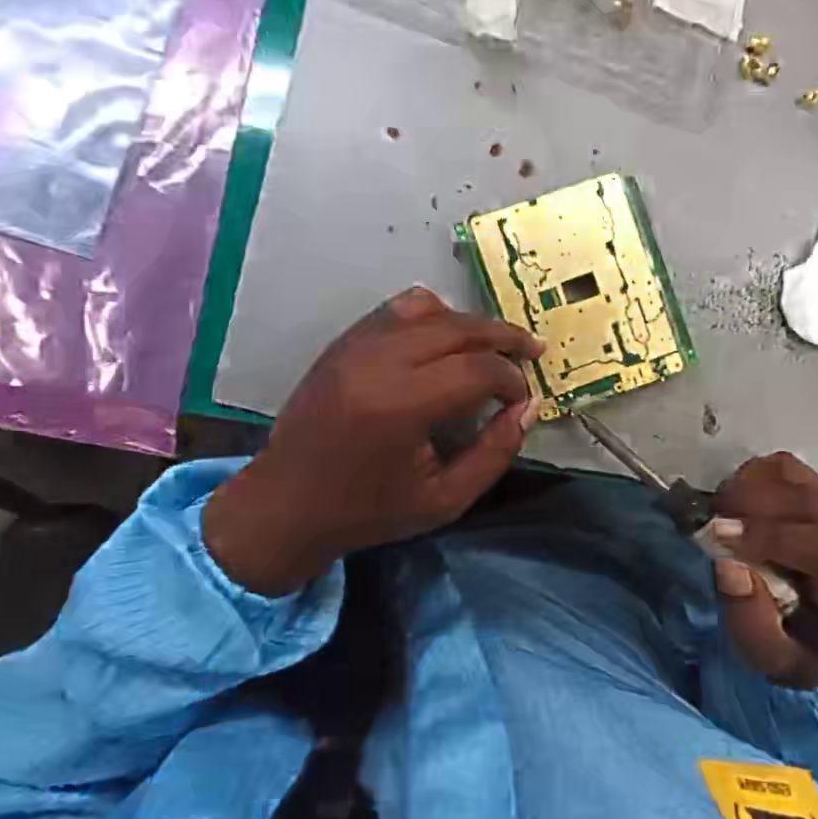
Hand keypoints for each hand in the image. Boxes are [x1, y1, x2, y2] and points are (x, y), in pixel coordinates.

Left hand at [204, 286, 543, 595]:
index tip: (522, 398)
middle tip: (530, 351)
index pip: (477, 368)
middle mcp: (377, 361)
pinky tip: (442, 342)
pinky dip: (428, 318)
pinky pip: (393, 311)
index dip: (511, 378)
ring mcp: (354, 346)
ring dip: (465, 323)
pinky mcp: (340, 344)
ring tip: (489, 345)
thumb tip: (528, 407)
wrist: (287, 503)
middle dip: (501, 336)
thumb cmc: (366, 511)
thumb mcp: (443, 500)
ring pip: (425, 307)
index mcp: (402, 404)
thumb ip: (493, 453)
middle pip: (457, 327)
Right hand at [707, 453, 817, 688]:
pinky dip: (753, 479)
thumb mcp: (772, 660)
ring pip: (795, 478)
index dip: (772, 535)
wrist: (814, 636)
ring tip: (724, 516)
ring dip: (749, 491)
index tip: (721, 535)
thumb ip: (751, 621)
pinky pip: (785, 468)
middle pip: (811, 502)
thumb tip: (730, 567)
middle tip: (713, 522)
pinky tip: (741, 507)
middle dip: (753, 507)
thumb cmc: (794, 649)